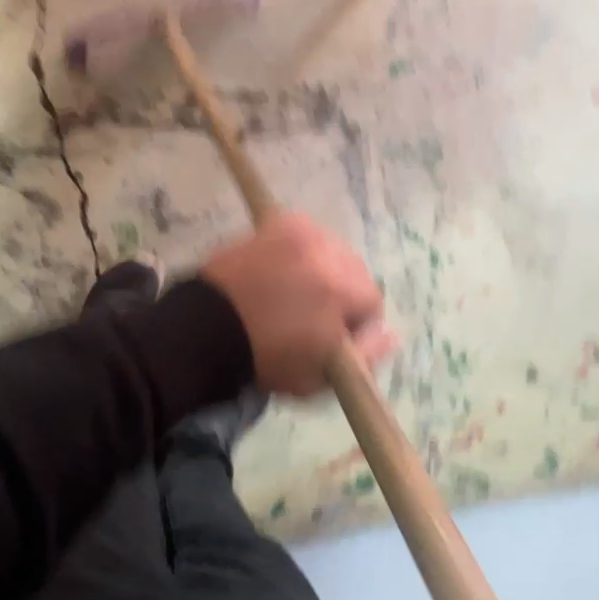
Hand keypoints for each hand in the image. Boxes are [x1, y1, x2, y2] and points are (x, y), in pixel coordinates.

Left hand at [199, 213, 397, 396]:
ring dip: (323, 270)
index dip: (357, 325)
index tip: (333, 339)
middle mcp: (327, 251)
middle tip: (313, 318)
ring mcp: (299, 233)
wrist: (205, 330)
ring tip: (295, 294)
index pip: (373, 302)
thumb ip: (365, 355)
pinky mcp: (276, 224)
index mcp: (342, 287)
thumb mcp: (319, 375)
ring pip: (331, 252)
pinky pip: (305, 236)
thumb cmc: (266, 358)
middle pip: (354, 272)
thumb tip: (393, 335)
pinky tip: (283, 273)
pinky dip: (302, 252)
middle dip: (342, 294)